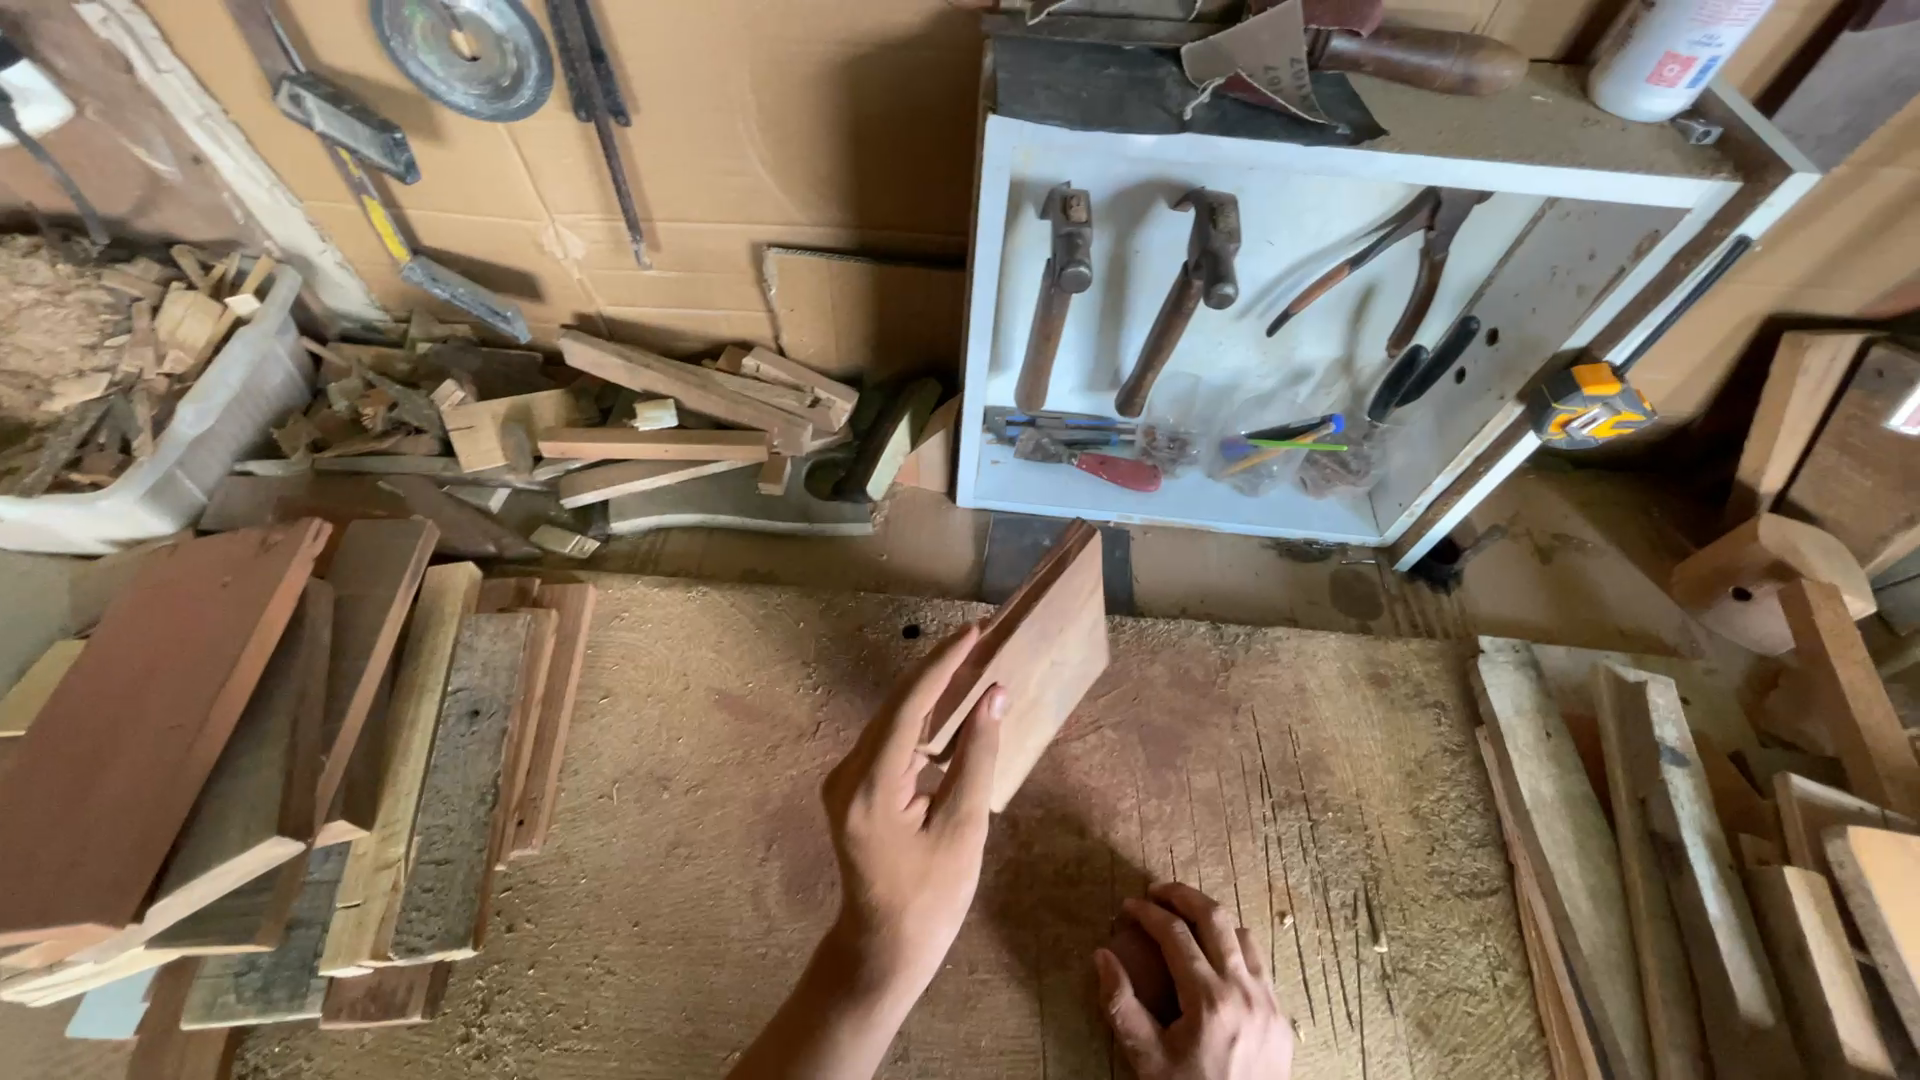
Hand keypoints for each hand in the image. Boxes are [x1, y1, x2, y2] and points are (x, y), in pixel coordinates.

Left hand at [820, 624, 1006, 1005]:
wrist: (883, 946)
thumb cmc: (932, 898)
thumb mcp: (965, 827)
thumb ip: (977, 756)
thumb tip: (994, 696)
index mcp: (870, 787)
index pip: (908, 706)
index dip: (943, 665)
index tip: (974, 632)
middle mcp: (846, 774)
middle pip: (895, 705)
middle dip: (937, 668)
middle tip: (978, 636)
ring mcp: (843, 779)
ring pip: (890, 717)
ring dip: (929, 689)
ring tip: (969, 659)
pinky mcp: (850, 786)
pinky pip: (888, 737)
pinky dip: (919, 716)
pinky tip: (947, 703)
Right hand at [1095, 882, 1295, 1079]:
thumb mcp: (1146, 1058)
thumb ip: (1120, 1004)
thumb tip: (1102, 955)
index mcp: (1208, 1001)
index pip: (1174, 933)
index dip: (1147, 912)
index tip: (1128, 906)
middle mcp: (1243, 991)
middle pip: (1214, 917)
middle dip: (1181, 895)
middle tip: (1156, 891)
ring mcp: (1268, 1001)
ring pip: (1242, 934)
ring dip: (1211, 917)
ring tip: (1184, 918)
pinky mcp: (1282, 1015)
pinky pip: (1259, 963)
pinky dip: (1233, 945)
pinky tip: (1214, 955)